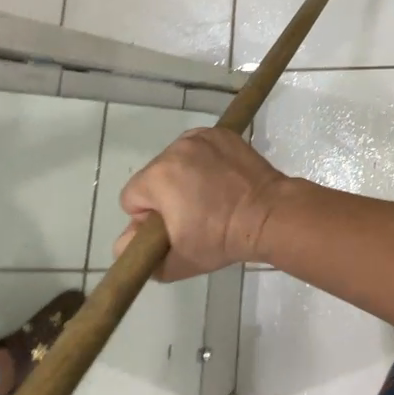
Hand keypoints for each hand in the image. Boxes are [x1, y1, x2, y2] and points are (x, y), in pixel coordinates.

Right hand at [116, 128, 287, 280]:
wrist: (267, 214)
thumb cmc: (218, 238)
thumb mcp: (172, 261)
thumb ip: (136, 254)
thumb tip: (126, 241)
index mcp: (158, 175)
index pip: (132, 197)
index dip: (146, 217)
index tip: (171, 226)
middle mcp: (176, 148)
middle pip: (154, 175)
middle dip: (165, 194)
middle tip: (192, 213)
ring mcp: (203, 137)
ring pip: (176, 159)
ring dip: (183, 175)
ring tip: (209, 195)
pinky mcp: (224, 133)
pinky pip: (200, 147)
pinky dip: (204, 160)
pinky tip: (220, 178)